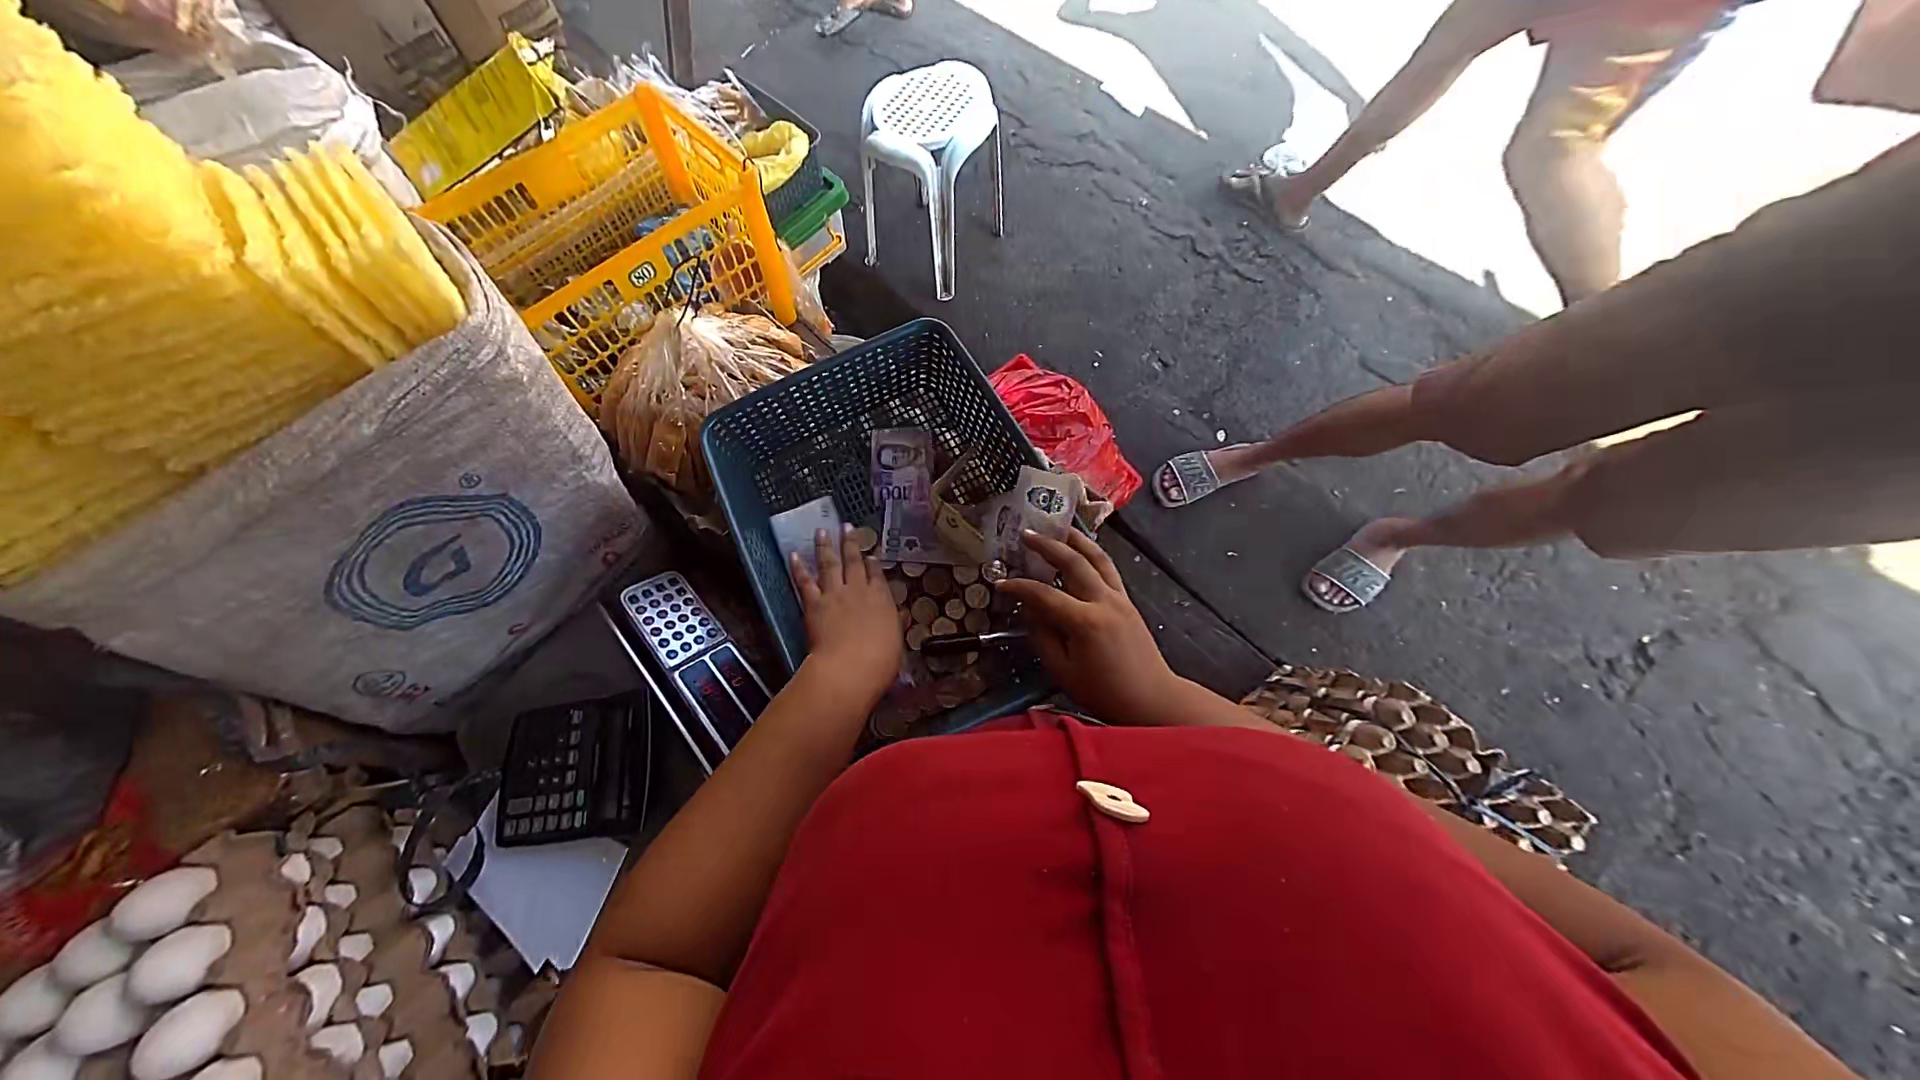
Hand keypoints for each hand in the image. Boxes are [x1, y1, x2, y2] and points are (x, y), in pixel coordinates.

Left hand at [790, 525, 901, 705]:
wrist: (852, 667)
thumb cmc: (881, 661)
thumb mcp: (897, 642)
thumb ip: (895, 625)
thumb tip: (899, 617)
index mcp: (882, 599)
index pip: (877, 575)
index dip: (872, 563)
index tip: (869, 554)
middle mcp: (859, 590)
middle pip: (853, 562)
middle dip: (850, 543)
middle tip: (847, 527)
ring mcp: (835, 594)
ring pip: (829, 564)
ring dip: (825, 546)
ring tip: (821, 531)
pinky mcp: (814, 603)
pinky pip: (805, 581)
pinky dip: (799, 567)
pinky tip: (794, 555)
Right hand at [994, 530, 1188, 724]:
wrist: (1151, 699)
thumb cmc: (1104, 692)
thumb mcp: (1063, 671)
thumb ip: (1042, 637)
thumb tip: (1029, 611)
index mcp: (1085, 622)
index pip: (1045, 595)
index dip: (1020, 587)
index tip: (1002, 584)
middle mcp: (1104, 602)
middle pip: (1073, 563)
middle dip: (1047, 546)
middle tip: (1026, 534)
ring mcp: (1120, 598)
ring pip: (1097, 559)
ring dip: (1076, 540)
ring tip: (1059, 528)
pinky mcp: (1128, 602)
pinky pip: (1108, 570)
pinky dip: (1093, 555)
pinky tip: (1082, 551)